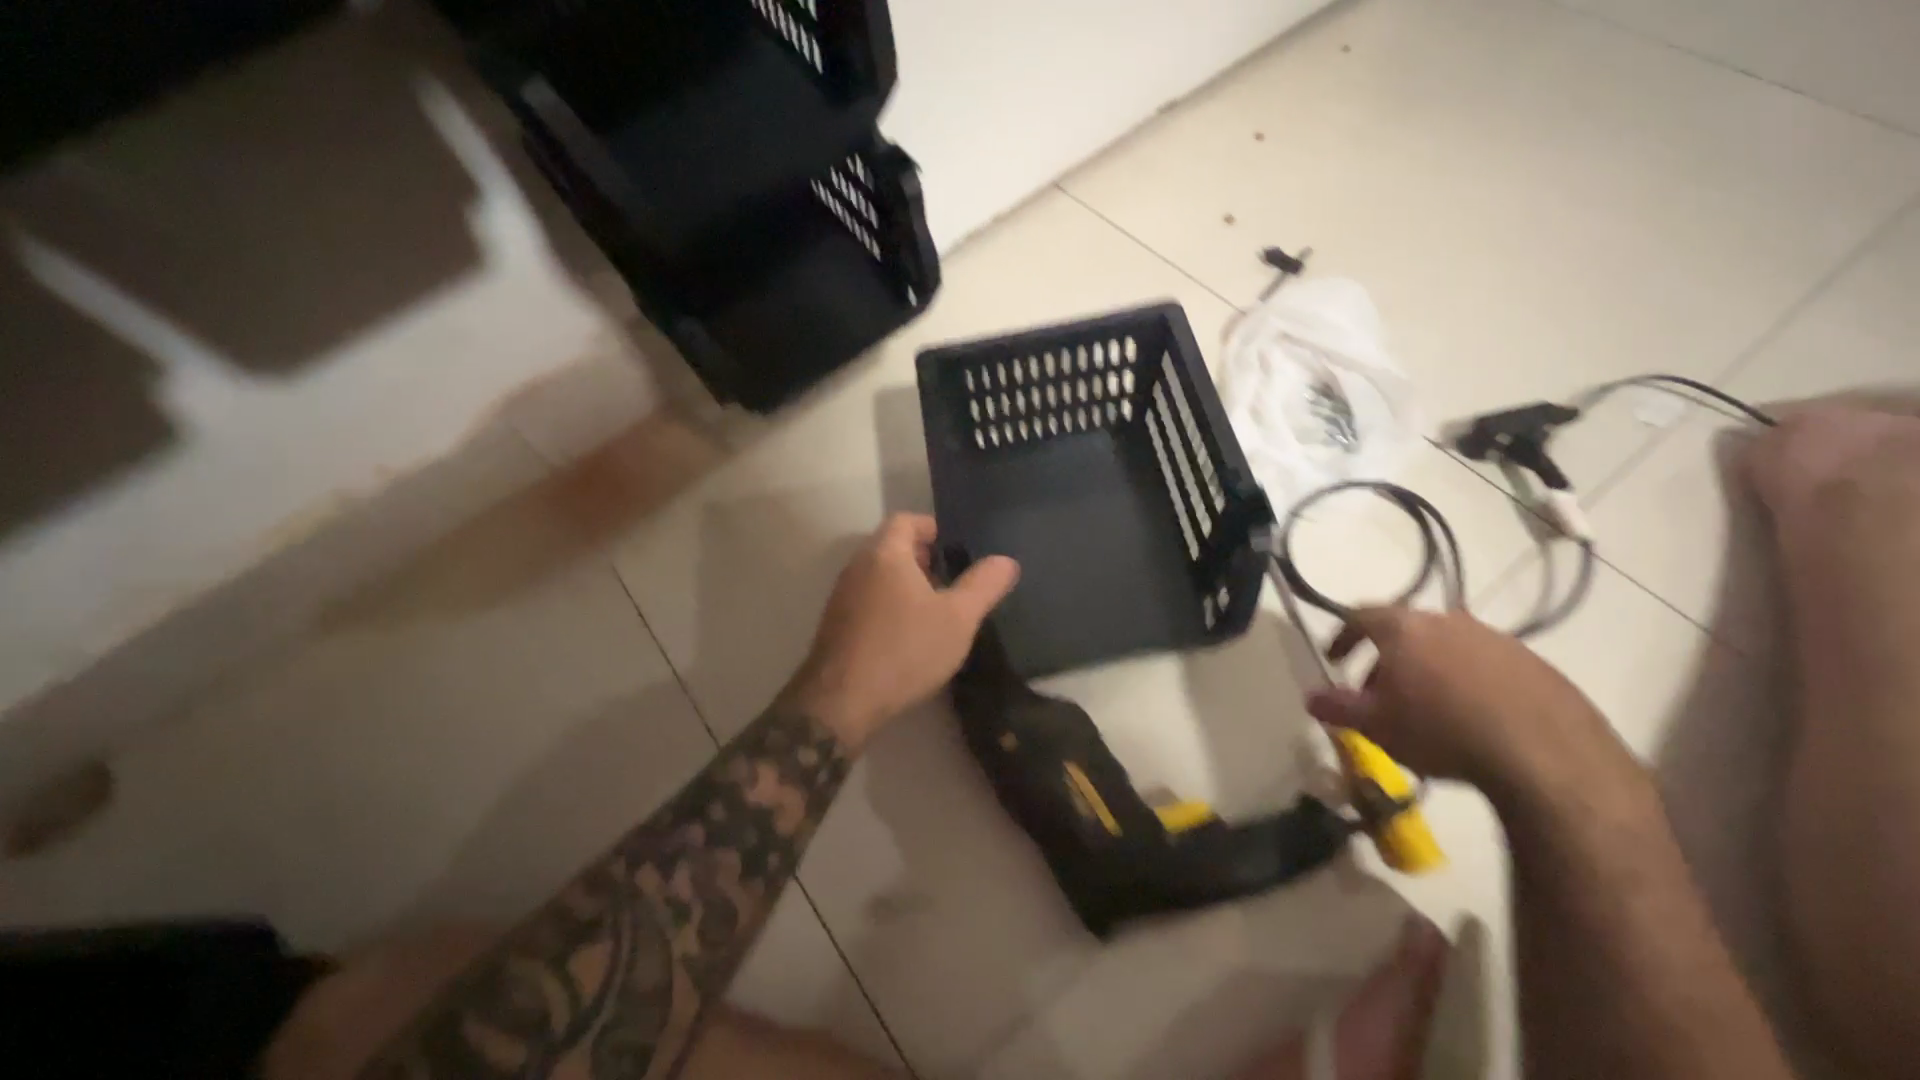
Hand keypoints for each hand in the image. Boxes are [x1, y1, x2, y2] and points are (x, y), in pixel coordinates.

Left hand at [785, 514, 1019, 750]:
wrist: (841, 702)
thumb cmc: (904, 650)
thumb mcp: (957, 618)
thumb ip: (983, 586)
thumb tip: (1006, 561)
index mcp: (885, 553)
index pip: (906, 520)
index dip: (933, 528)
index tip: (958, 548)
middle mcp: (857, 567)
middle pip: (892, 547)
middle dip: (924, 558)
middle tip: (954, 579)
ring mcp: (842, 597)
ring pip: (879, 576)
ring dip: (907, 585)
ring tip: (938, 610)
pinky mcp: (836, 626)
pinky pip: (868, 601)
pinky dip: (890, 606)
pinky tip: (910, 636)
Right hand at [1305, 606, 1636, 798]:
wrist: (1543, 753)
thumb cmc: (1441, 732)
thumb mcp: (1376, 726)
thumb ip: (1338, 708)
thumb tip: (1311, 697)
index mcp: (1405, 628)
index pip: (1361, 616)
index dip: (1342, 636)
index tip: (1335, 660)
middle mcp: (1449, 621)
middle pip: (1406, 630)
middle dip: (1386, 658)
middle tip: (1380, 693)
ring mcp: (1496, 638)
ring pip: (1448, 646)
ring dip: (1429, 669)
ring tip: (1428, 708)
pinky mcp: (1533, 662)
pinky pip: (1486, 665)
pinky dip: (1469, 681)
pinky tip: (1474, 717)